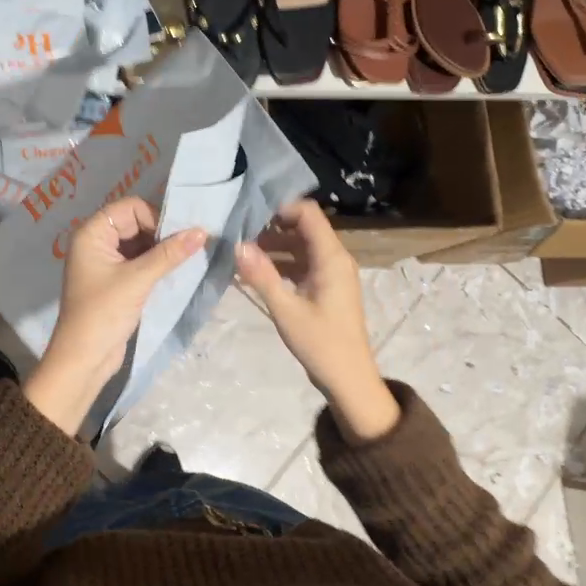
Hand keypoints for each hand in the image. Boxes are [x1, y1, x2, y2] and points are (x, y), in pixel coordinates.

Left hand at [25, 198, 206, 434]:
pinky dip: (157, 265)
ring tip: (185, 261)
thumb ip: (170, 254)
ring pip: (141, 243)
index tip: (176, 239)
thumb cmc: (103, 313)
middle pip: (137, 223)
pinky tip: (176, 273)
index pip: (130, 207)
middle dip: (162, 234)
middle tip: (187, 249)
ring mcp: (106, 263)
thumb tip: (202, 231)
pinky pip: (140, 262)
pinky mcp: (117, 281)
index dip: (155, 218)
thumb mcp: (138, 280)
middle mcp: (97, 242)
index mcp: (92, 234)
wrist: (83, 359)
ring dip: (162, 251)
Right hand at [236, 200, 398, 441]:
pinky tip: (256, 273)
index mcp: (332, 257)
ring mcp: (332, 273)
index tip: (249, 214)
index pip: (308, 213)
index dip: (280, 208)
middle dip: (272, 227)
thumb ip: (261, 275)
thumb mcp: (286, 310)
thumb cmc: (320, 343)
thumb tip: (236, 245)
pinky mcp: (326, 287)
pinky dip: (282, 264)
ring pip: (301, 246)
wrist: (349, 378)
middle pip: (303, 227)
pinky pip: (303, 264)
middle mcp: (335, 258)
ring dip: (274, 246)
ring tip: (242, 253)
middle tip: (238, 233)